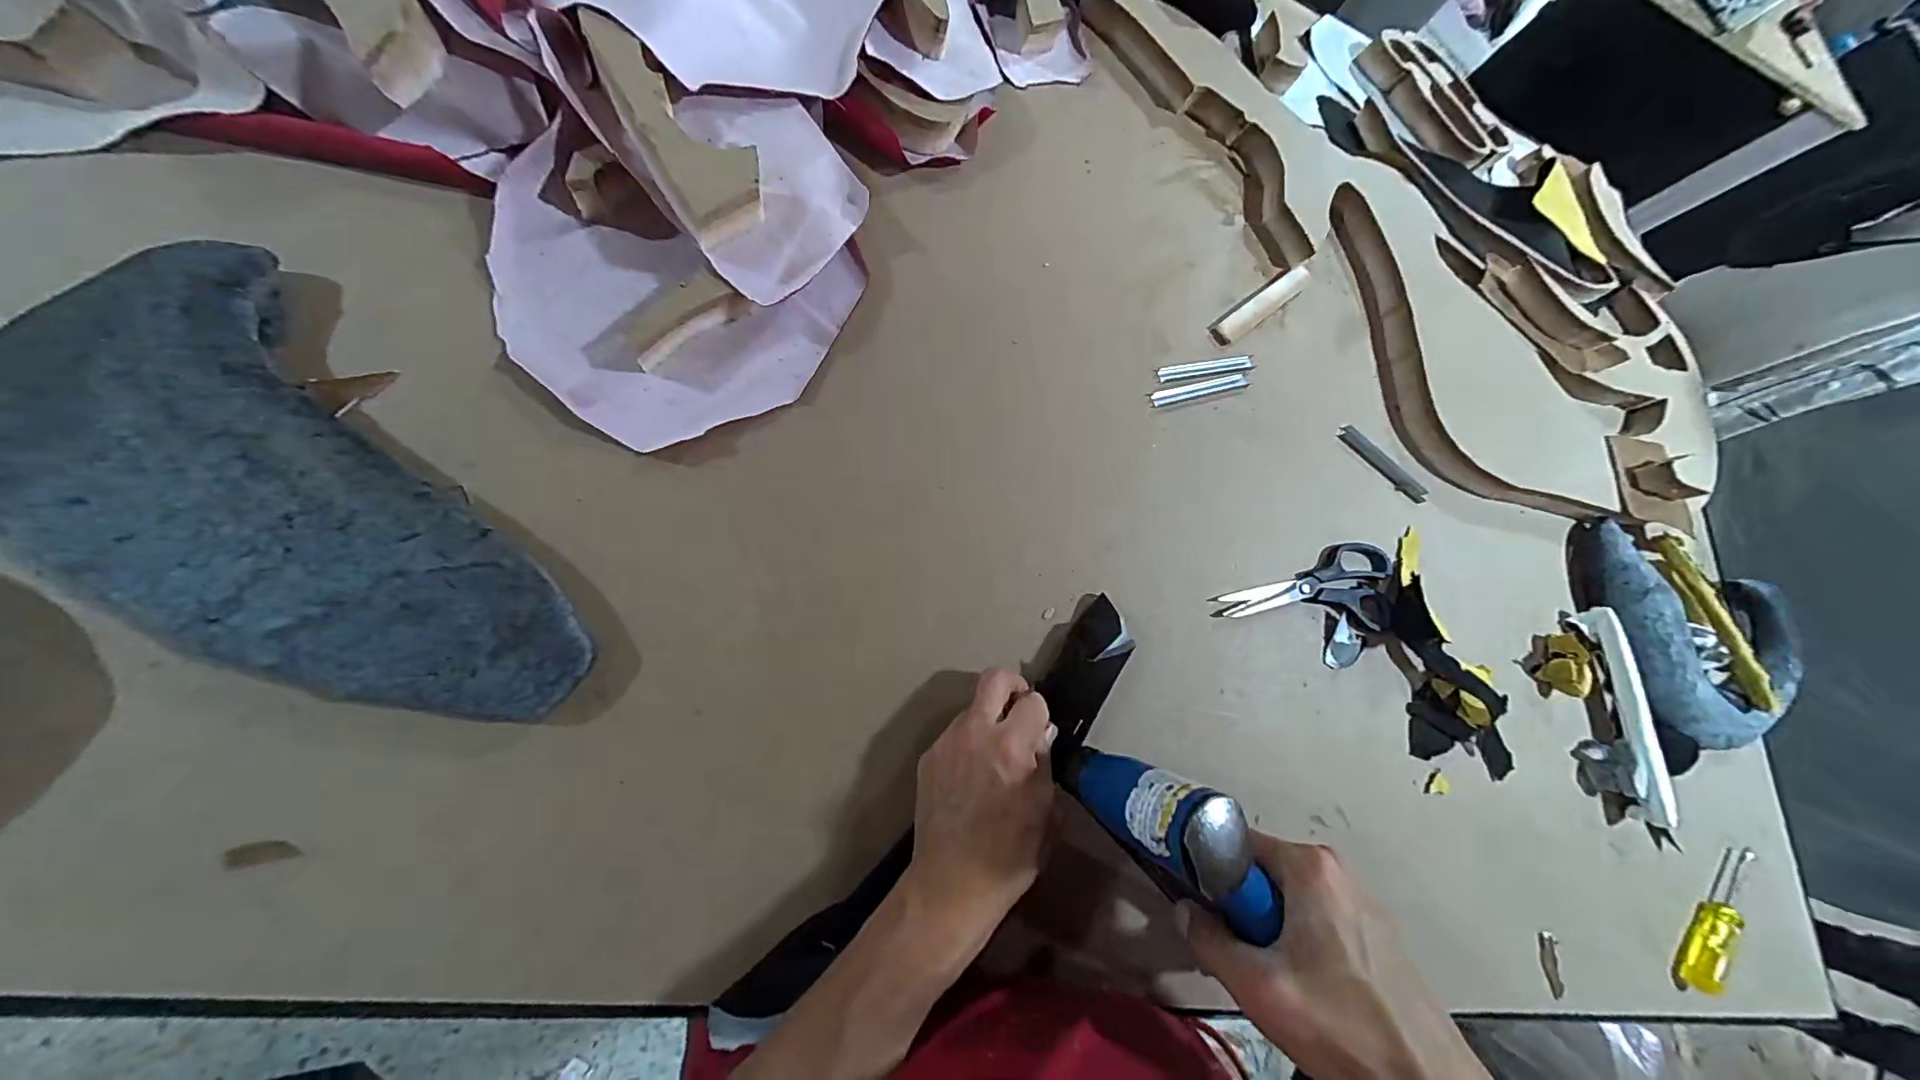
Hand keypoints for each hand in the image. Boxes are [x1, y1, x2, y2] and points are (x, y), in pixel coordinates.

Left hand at [904, 668, 1056, 937]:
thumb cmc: (1009, 857)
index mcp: (1011, 748)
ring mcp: (946, 743)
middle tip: (1020, 712)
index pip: (1033, 700)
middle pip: (994, 679)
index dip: (1041, 714)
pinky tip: (971, 776)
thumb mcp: (1047, 814)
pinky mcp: (928, 758)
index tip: (1041, 733)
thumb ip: (1045, 765)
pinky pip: (954, 734)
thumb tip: (1041, 735)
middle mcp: (974, 734)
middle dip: (1013, 687)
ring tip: (993, 756)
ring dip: (987, 720)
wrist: (950, 884)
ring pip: (971, 708)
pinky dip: (968, 742)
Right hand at [1179, 831, 1489, 1079]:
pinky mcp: (1373, 929)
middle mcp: (1336, 870)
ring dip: (1270, 931)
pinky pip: (1313, 917)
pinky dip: (1299, 943)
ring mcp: (1359, 898)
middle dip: (1245, 912)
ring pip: (1285, 899)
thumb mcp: (1256, 986)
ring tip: (1282, 978)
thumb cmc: (1346, 1028)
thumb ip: (1208, 941)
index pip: (1234, 844)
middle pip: (1260, 873)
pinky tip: (1309, 986)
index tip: (1211, 915)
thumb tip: (1186, 912)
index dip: (1214, 879)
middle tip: (1251, 957)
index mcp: (1310, 866)